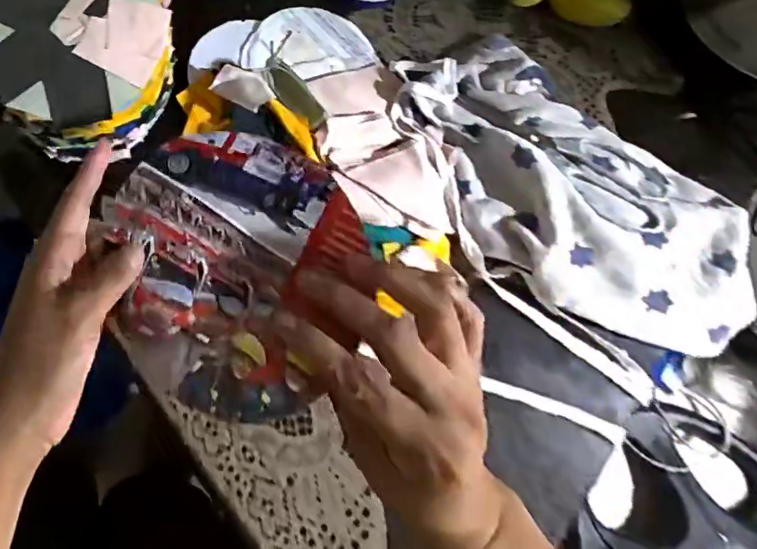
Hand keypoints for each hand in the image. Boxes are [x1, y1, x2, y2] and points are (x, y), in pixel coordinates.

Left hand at [0, 140, 144, 463]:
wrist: (20, 416)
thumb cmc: (43, 361)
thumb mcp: (79, 316)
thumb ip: (109, 279)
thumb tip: (138, 244)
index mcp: (50, 256)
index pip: (74, 203)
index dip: (92, 173)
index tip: (109, 144)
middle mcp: (56, 266)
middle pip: (88, 226)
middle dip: (116, 209)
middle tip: (154, 194)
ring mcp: (65, 292)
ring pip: (98, 256)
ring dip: (123, 246)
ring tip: (160, 231)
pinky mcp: (75, 317)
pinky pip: (102, 285)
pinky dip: (122, 278)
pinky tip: (147, 279)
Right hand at [275, 255, 532, 548]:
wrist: (464, 496)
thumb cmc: (402, 478)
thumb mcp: (362, 449)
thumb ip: (336, 391)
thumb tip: (293, 338)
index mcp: (419, 438)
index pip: (359, 379)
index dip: (313, 343)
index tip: (277, 317)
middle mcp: (451, 402)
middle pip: (395, 336)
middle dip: (343, 300)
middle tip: (307, 277)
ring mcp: (470, 375)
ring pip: (437, 310)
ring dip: (391, 277)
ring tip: (352, 260)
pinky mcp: (479, 359)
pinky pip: (466, 310)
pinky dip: (437, 281)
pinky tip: (403, 262)